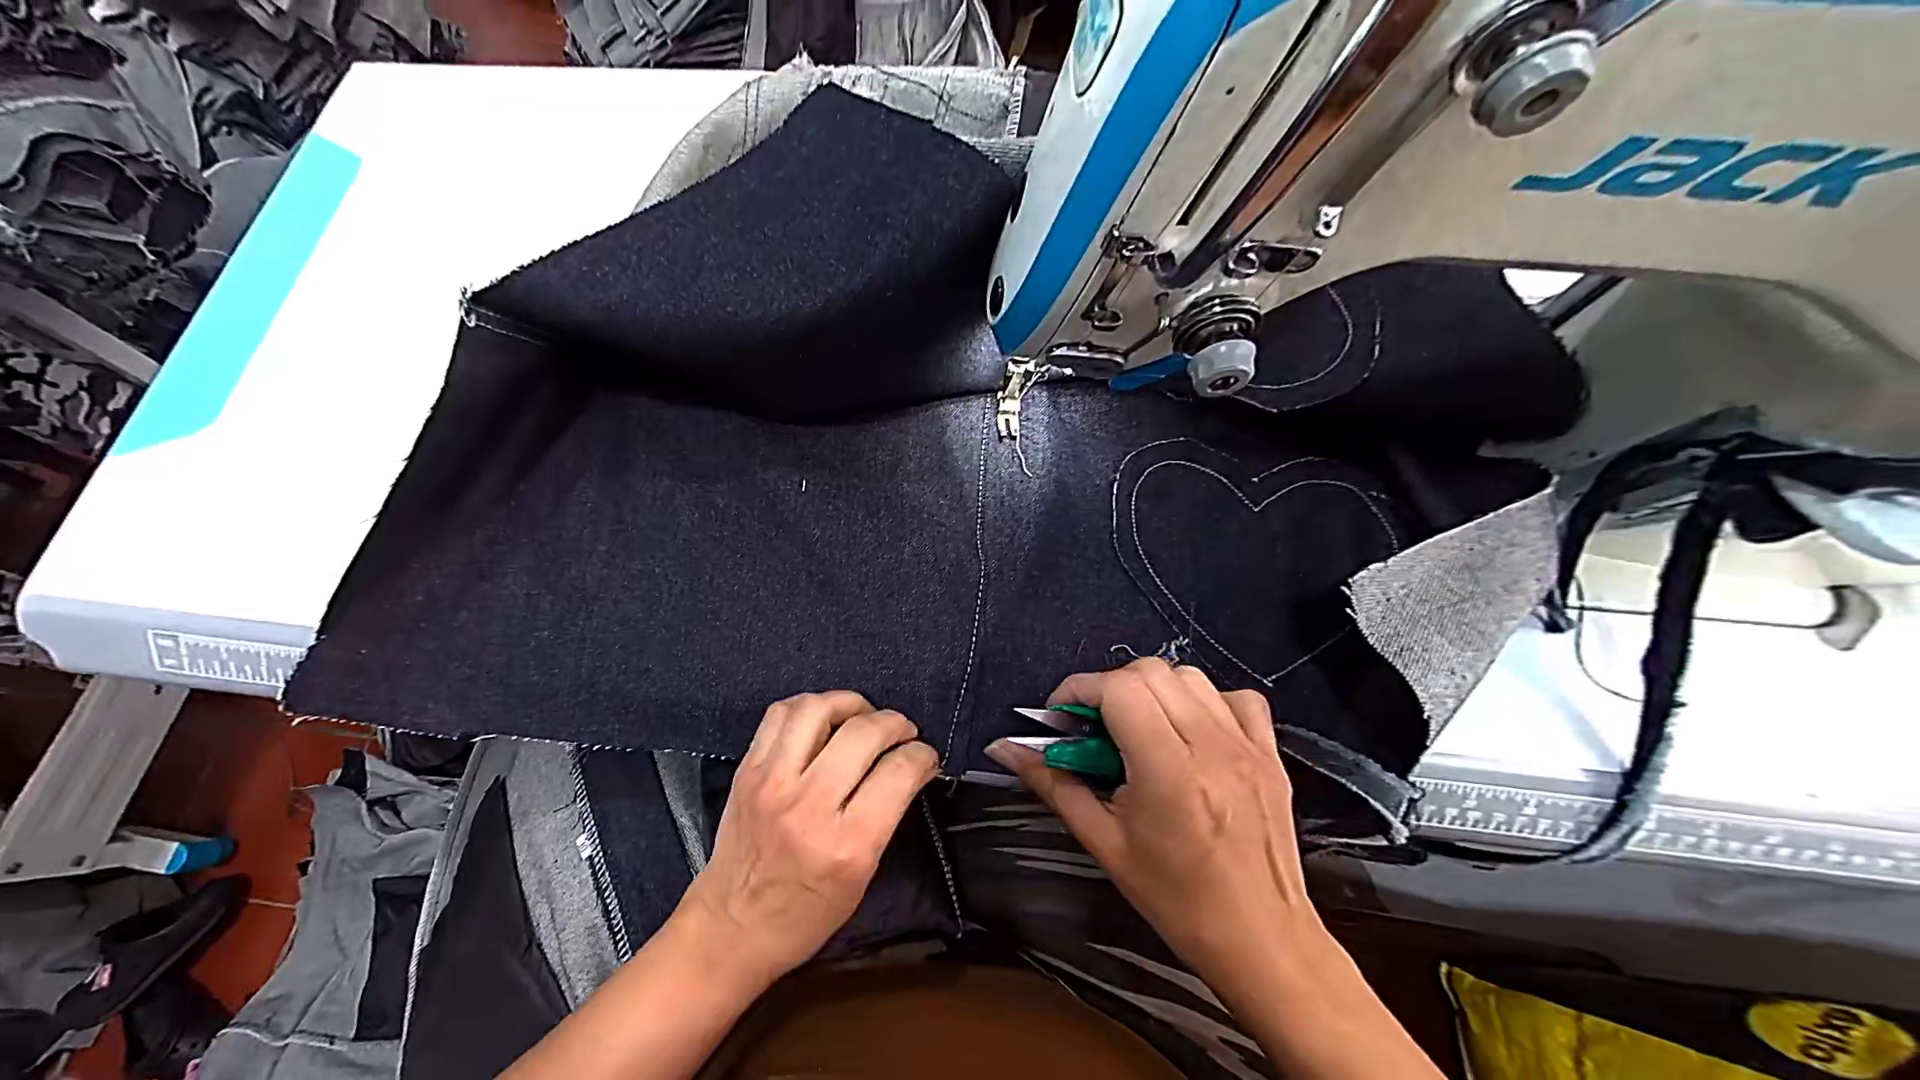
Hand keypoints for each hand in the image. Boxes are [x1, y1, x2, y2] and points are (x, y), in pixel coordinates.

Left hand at [676, 691, 938, 986]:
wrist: (731, 928)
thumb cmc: (806, 913)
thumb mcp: (863, 876)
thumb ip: (887, 815)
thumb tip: (911, 765)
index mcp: (847, 844)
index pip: (898, 772)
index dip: (922, 755)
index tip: (925, 756)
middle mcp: (808, 806)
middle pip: (863, 733)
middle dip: (896, 724)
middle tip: (903, 733)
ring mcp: (771, 783)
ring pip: (818, 709)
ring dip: (851, 703)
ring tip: (863, 716)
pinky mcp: (747, 770)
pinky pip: (781, 714)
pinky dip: (810, 706)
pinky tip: (824, 718)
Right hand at [986, 658, 1322, 994]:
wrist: (1261, 940)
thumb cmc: (1179, 901)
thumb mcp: (1104, 843)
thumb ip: (1054, 785)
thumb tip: (1008, 750)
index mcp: (1168, 771)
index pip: (1119, 689)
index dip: (1080, 690)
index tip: (1063, 715)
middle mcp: (1211, 747)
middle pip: (1150, 672)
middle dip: (1110, 688)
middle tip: (1094, 726)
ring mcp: (1246, 746)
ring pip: (1189, 676)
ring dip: (1153, 690)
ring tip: (1138, 729)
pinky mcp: (1268, 752)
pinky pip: (1236, 698)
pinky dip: (1205, 701)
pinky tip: (1190, 730)